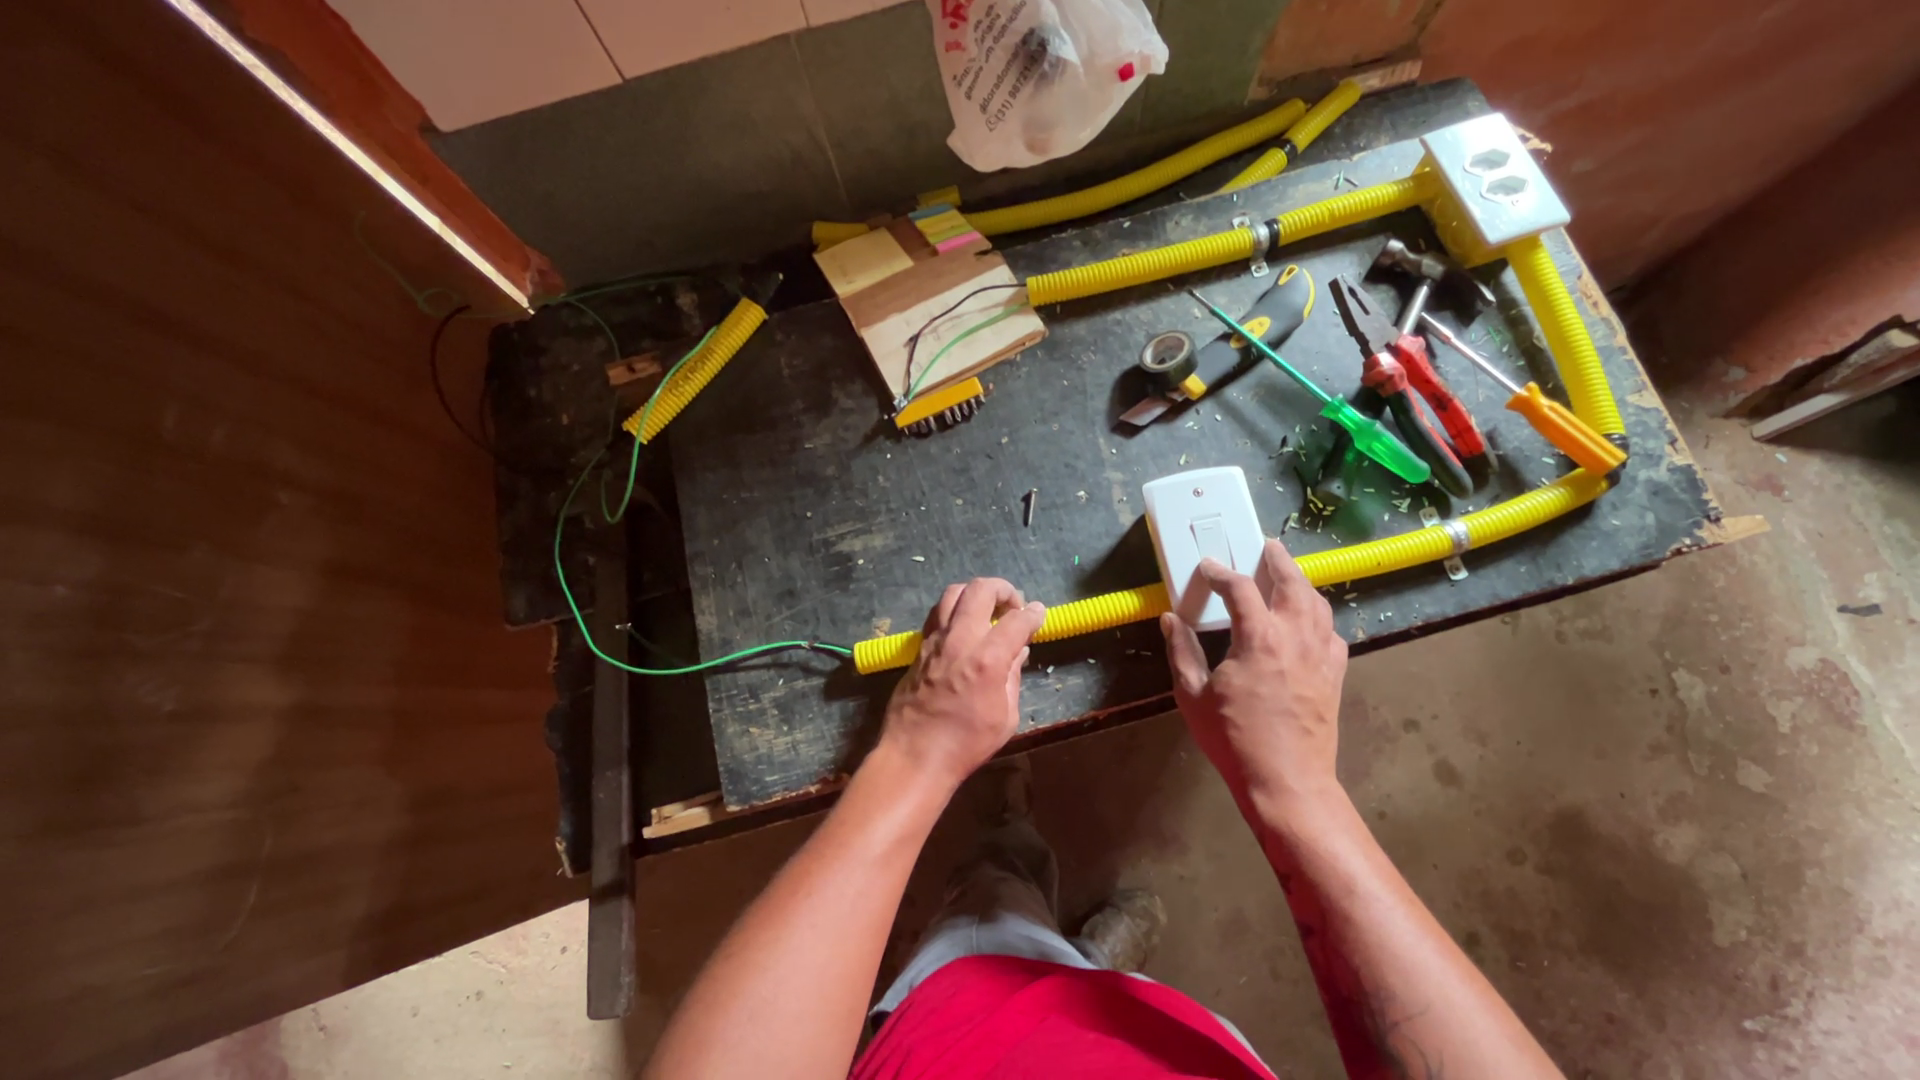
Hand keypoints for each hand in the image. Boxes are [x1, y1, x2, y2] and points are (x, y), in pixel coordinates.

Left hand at [878, 578, 1045, 790]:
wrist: (915, 756)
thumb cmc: (966, 744)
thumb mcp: (1006, 716)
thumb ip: (1013, 677)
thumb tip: (1018, 650)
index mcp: (987, 660)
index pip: (1016, 620)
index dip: (1033, 614)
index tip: (1039, 614)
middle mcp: (959, 641)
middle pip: (980, 590)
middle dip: (1003, 589)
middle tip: (1013, 605)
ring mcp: (934, 641)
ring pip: (952, 593)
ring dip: (974, 593)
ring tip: (986, 609)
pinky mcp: (918, 648)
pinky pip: (936, 614)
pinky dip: (953, 610)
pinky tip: (962, 626)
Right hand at [1160, 539, 1347, 814]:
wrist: (1286, 780)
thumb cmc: (1233, 738)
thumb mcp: (1192, 695)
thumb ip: (1181, 652)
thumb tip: (1170, 620)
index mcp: (1258, 638)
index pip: (1240, 588)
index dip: (1221, 573)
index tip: (1208, 568)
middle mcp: (1295, 637)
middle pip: (1292, 583)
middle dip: (1277, 560)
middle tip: (1265, 547)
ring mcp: (1321, 655)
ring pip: (1318, 604)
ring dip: (1301, 583)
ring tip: (1286, 576)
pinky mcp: (1334, 674)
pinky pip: (1331, 632)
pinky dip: (1318, 617)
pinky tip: (1307, 623)